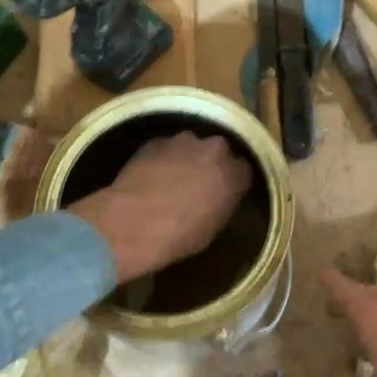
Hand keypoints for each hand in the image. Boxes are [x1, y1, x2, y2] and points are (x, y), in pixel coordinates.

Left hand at [67, 132, 252, 281]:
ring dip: (187, 158)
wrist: (133, 223)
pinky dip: (163, 158)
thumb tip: (218, 195)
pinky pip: (166, 148)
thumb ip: (222, 202)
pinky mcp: (156, 140)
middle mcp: (214, 149)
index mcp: (234, 173)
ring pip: (191, 146)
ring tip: (172, 179)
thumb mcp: (213, 226)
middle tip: (200, 183)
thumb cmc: (179, 236)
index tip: (226, 192)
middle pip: (219, 151)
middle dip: (212, 164)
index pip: (243, 170)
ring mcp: (183, 141)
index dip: (233, 181)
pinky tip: (152, 176)